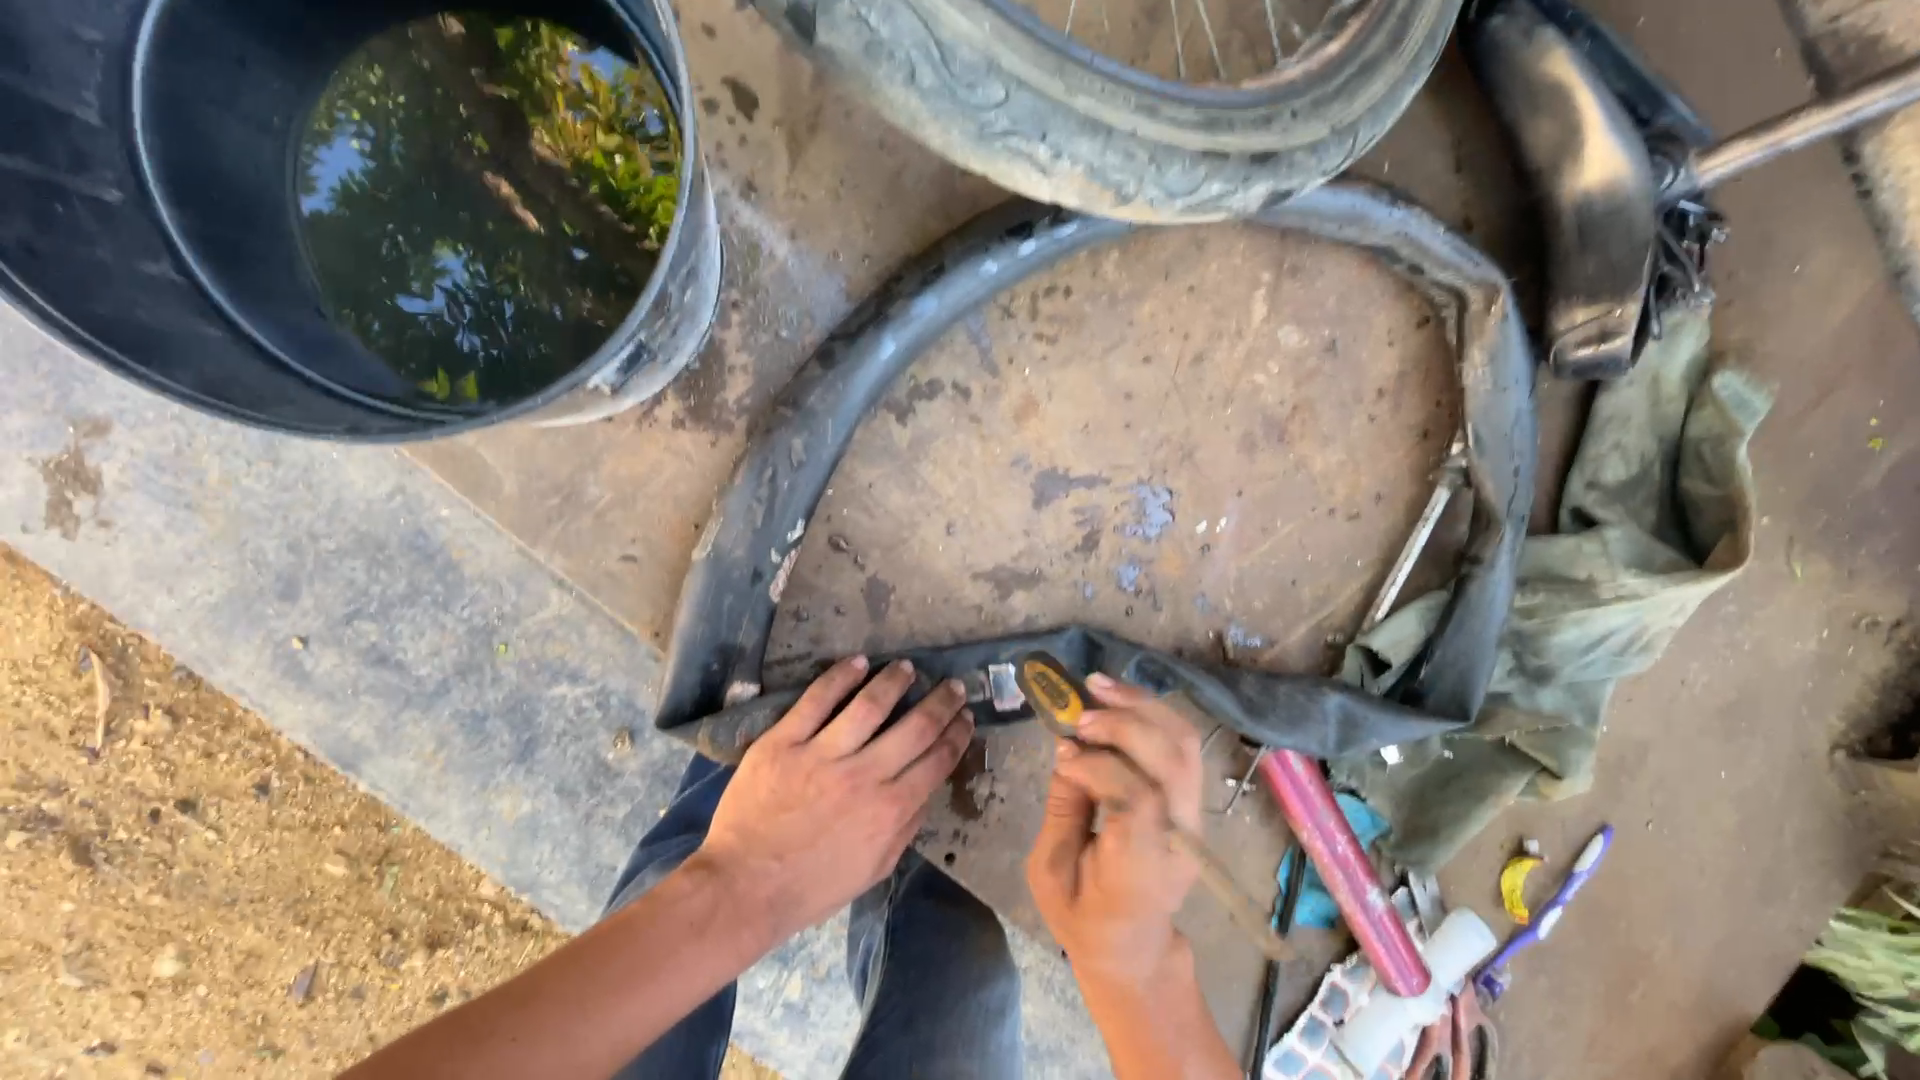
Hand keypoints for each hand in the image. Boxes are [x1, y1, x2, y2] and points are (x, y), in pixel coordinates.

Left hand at [695, 656, 974, 940]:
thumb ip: (906, 827)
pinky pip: (817, 700)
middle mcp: (864, 776)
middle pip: (915, 726)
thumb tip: (928, 790)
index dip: (957, 734)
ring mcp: (822, 755)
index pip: (936, 760)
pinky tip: (858, 663)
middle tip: (952, 685)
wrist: (745, 887)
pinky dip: (840, 677)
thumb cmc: (813, 885)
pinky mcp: (784, 742)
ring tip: (906, 667)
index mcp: (890, 809)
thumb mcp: (876, 869)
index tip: (965, 717)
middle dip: (941, 702)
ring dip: (894, 681)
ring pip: (870, 704)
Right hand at [1026, 672, 1204, 990]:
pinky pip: (1181, 746)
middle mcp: (1180, 837)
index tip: (1062, 753)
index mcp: (1142, 867)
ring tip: (1098, 686)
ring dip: (1142, 706)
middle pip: (1171, 760)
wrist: (1131, 943)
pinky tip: (1116, 700)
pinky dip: (1151, 714)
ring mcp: (1193, 818)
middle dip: (1124, 724)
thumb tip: (1069, 750)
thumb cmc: (1083, 916)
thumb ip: (1063, 810)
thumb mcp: (1050, 872)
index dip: (1099, 766)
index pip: (1138, 798)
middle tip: (1078, 712)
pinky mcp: (1191, 802)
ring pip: (1184, 743)